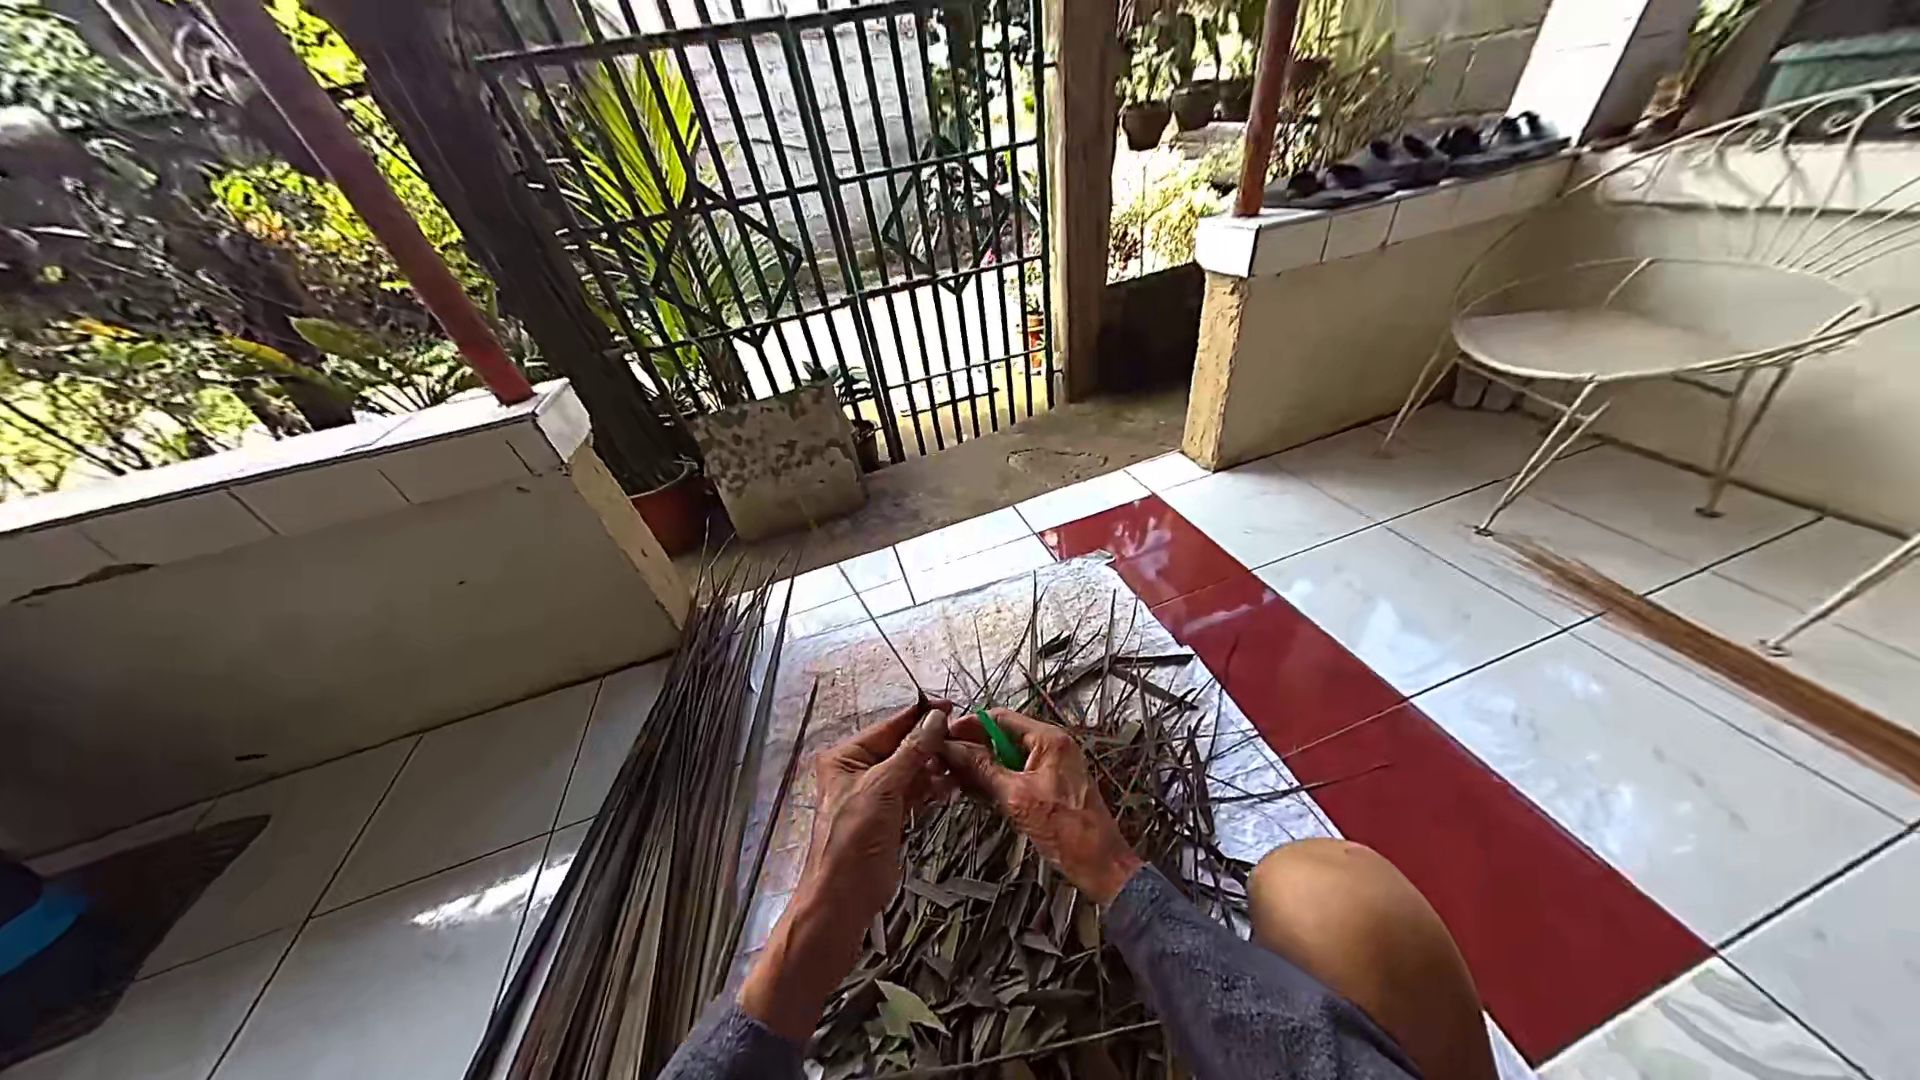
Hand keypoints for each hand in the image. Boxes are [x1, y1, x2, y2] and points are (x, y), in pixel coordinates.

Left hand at [738, 698, 953, 1042]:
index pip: (889, 726)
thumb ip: (912, 751)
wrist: (842, 899)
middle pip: (903, 746)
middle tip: (963, 738)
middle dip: (931, 743)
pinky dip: (932, 788)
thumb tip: (936, 719)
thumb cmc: (851, 840)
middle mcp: (859, 769)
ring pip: (912, 769)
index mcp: (846, 756)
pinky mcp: (890, 814)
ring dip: (935, 766)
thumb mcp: (883, 788)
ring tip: (960, 763)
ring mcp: (876, 793)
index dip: (919, 716)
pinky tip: (952, 786)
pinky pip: (915, 791)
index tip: (950, 707)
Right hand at [939, 708, 1143, 903]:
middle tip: (946, 761)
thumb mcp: (1017, 797)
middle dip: (973, 749)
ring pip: (1006, 757)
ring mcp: (1050, 766)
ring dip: (982, 768)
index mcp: (1049, 739)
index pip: (1000, 718)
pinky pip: (1016, 774)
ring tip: (956, 780)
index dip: (970, 725)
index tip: (946, 736)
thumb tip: (955, 750)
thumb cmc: (1069, 832)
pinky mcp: (1048, 785)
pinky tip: (977, 794)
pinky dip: (996, 782)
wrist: (1100, 866)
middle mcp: (1051, 746)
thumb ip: (983, 769)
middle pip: (1002, 737)